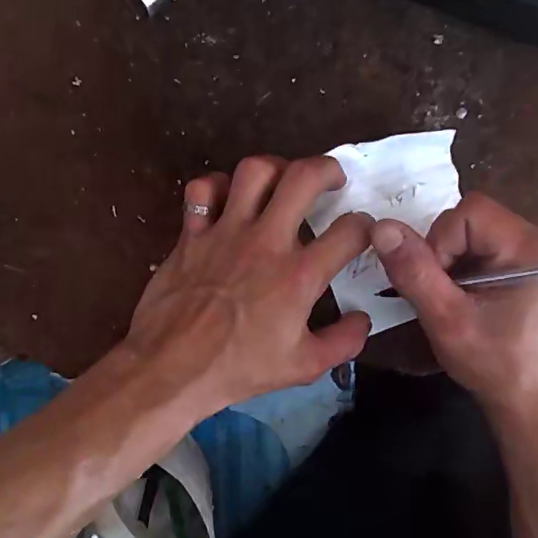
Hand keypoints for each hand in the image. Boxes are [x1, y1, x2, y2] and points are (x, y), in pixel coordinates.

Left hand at [110, 155, 372, 418]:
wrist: (172, 367)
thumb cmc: (237, 369)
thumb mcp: (302, 366)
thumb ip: (342, 341)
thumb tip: (363, 320)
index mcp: (298, 275)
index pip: (349, 230)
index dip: (365, 225)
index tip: (361, 232)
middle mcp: (265, 242)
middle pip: (303, 177)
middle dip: (327, 169)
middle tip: (331, 180)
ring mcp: (224, 233)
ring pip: (253, 171)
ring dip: (274, 169)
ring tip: (280, 183)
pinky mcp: (191, 235)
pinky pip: (201, 190)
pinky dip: (215, 187)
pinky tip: (225, 201)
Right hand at [371, 195, 537, 402]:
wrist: (534, 404)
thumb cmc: (495, 364)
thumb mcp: (446, 318)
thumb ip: (413, 271)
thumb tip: (380, 227)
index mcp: (533, 248)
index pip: (468, 214)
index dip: (439, 243)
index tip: (437, 285)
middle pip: (472, 220)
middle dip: (444, 254)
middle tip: (442, 295)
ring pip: (475, 235)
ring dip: (451, 264)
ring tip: (454, 301)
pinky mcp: (534, 268)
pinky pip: (486, 250)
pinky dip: (465, 270)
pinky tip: (466, 301)